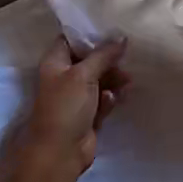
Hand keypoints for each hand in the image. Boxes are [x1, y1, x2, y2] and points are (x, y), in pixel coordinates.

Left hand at [6, 37, 129, 181]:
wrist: (61, 151)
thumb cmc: (66, 107)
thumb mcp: (83, 75)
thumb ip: (103, 55)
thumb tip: (121, 37)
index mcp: (55, 62)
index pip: (70, 39)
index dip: (89, 34)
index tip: (113, 30)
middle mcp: (64, 77)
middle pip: (90, 60)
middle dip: (109, 59)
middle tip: (126, 59)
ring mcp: (76, 97)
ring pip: (99, 79)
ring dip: (113, 79)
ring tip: (127, 81)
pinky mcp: (88, 114)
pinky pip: (103, 99)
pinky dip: (110, 98)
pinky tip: (114, 100)